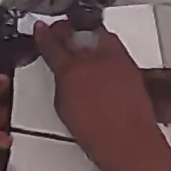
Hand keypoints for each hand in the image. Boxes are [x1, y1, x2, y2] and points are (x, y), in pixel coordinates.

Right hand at [32, 21, 170, 170]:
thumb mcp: (63, 107)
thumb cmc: (96, 133)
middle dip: (63, 29)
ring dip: (84, 33)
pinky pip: (113, 43)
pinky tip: (100, 50)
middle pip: (72, 32)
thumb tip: (62, 74)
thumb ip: (61, 83)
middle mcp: (91, 59)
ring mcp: (112, 59)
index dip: (43, 34)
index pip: (51, 45)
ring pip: (95, 32)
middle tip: (58, 28)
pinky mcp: (129, 62)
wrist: (128, 142)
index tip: (41, 28)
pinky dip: (104, 42)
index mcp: (69, 71)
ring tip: (80, 37)